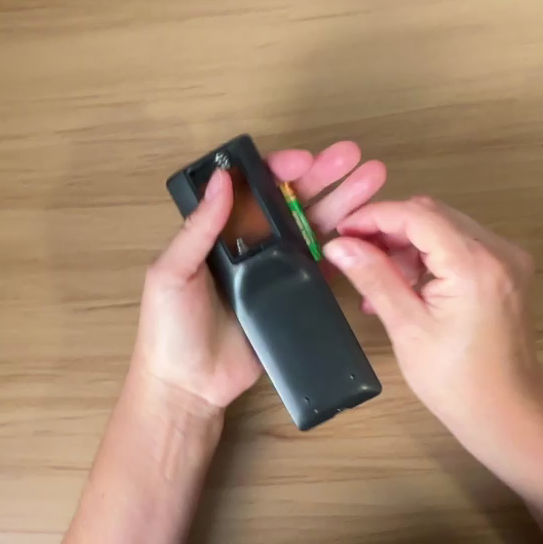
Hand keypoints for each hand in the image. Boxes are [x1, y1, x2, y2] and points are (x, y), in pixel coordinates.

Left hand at [132, 142, 389, 416]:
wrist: (188, 386)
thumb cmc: (168, 329)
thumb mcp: (171, 273)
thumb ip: (198, 229)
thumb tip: (220, 179)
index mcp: (216, 234)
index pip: (251, 191)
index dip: (278, 170)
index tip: (305, 160)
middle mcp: (247, 246)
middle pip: (289, 203)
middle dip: (322, 177)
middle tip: (354, 156)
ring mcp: (272, 272)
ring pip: (310, 229)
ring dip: (342, 203)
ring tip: (374, 179)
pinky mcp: (289, 299)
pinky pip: (320, 268)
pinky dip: (344, 249)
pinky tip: (367, 230)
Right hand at [321, 197, 542, 468]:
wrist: (505, 413)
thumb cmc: (455, 380)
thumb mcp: (406, 326)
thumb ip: (373, 277)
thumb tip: (338, 246)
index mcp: (474, 263)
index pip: (417, 215)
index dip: (373, 216)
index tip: (339, 231)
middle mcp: (498, 250)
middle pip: (432, 215)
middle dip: (387, 228)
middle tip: (350, 253)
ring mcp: (506, 260)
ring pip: (444, 228)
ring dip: (405, 244)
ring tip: (374, 279)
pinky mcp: (505, 272)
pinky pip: (458, 247)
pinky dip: (426, 257)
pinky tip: (402, 285)